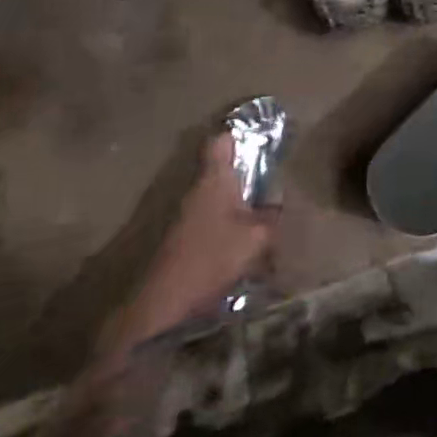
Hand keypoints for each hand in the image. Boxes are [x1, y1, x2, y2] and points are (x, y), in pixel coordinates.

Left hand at [102, 133, 274, 356]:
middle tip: (271, 172)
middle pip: (222, 167)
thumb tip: (274, 204)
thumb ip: (271, 214)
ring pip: (218, 194)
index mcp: (214, 180)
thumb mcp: (258, 236)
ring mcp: (185, 214)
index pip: (221, 141)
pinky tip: (245, 239)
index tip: (258, 131)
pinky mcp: (181, 237)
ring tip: (264, 211)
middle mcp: (197, 190)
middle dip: (245, 168)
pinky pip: (212, 217)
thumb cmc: (212, 258)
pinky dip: (229, 220)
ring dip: (238, 198)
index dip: (239, 131)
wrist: (162, 305)